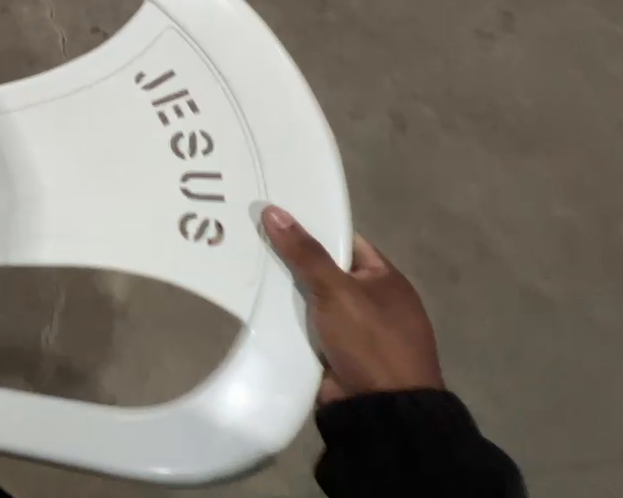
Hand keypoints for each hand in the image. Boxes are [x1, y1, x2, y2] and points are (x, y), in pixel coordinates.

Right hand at [261, 206, 443, 404]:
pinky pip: (300, 316)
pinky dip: (280, 308)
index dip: (312, 224)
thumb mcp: (339, 292)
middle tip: (245, 231)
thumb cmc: (372, 344)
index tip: (272, 211)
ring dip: (279, 282)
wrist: (382, 411)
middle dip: (287, 252)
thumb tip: (273, 211)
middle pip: (321, 265)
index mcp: (385, 281)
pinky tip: (249, 295)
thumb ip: (306, 253)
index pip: (344, 240)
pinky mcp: (330, 344)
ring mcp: (350, 324)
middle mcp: (370, 299)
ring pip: (306, 292)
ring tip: (237, 257)